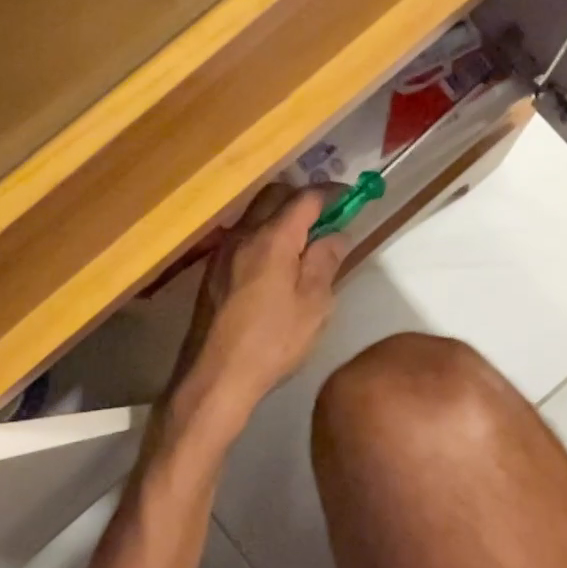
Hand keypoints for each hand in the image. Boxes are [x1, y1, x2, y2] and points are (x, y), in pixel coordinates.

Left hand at [172, 183, 347, 413]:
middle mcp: (243, 234)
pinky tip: (279, 260)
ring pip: (256, 214)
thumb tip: (335, 234)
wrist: (217, 374)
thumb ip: (326, 261)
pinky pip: (244, 235)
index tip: (353, 197)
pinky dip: (265, 233)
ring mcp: (223, 250)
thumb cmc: (273, 342)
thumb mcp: (314, 305)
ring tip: (306, 239)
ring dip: (282, 214)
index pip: (305, 197)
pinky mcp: (214, 269)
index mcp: (272, 238)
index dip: (332, 193)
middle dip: (304, 197)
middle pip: (275, 196)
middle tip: (330, 216)